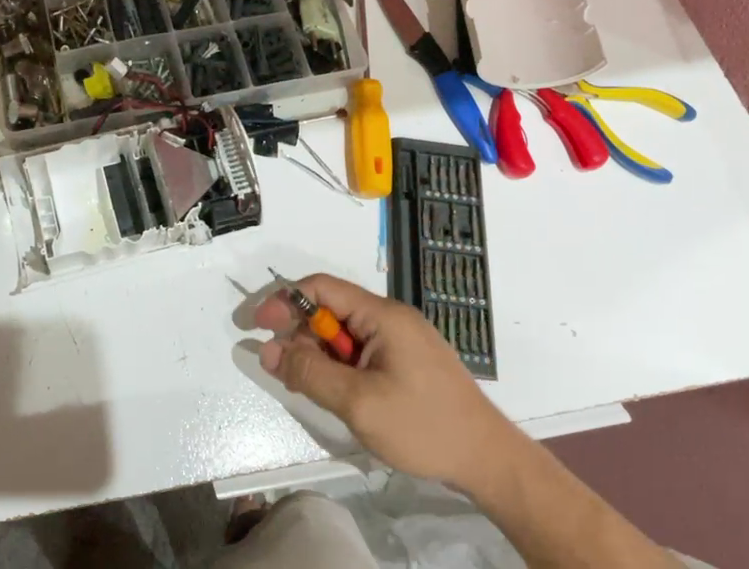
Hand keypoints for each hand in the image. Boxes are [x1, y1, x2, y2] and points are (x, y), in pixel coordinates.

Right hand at [257, 274, 524, 487]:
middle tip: (280, 368)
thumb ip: (309, 373)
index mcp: (383, 315)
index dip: (285, 302)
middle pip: (331, 311)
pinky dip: (339, 366)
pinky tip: (333, 393)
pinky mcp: (407, 363)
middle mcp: (392, 319)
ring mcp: (402, 341)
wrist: (489, 460)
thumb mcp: (358, 402)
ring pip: (344, 334)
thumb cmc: (423, 426)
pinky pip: (361, 352)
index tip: (259, 326)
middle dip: (299, 334)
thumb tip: (268, 351)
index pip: (322, 288)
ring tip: (305, 386)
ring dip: (318, 354)